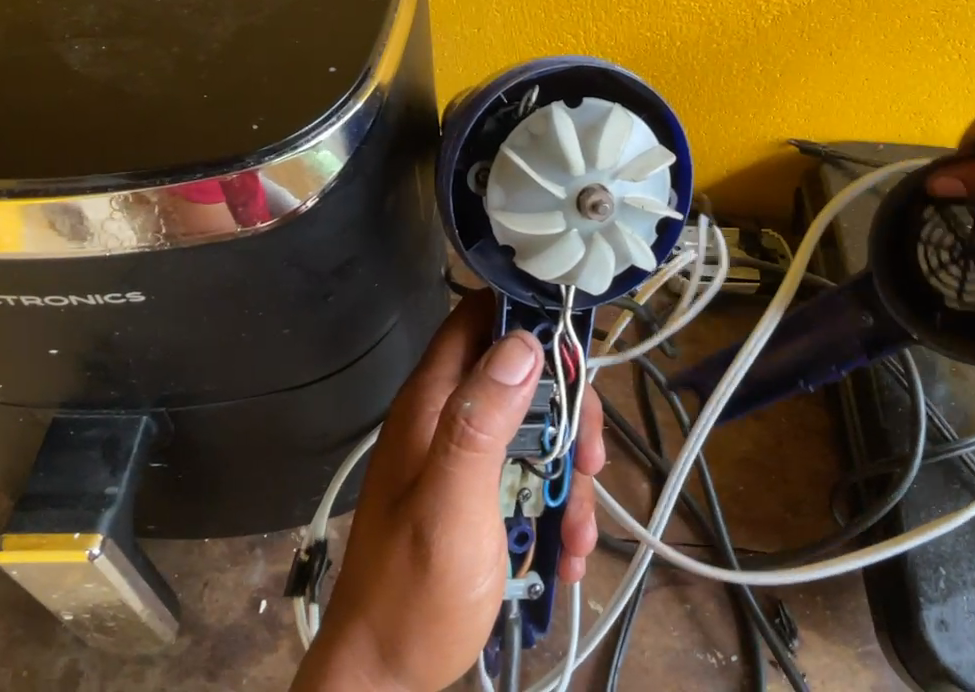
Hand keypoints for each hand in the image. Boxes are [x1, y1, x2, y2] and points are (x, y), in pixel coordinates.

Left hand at [293, 291, 606, 691]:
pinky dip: (556, 507)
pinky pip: (529, 478)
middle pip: (521, 377)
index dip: (524, 317)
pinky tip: (567, 551)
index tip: (574, 349)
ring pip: (535, 432)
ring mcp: (465, 460)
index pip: (475, 321)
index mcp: (432, 404)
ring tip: (579, 531)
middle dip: (566, 413)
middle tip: (588, 460)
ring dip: (568, 474)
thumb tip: (522, 342)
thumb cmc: (413, 591)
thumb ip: (481, 421)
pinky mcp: (480, 496)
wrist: (386, 674)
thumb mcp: (452, 503)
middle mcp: (448, 419)